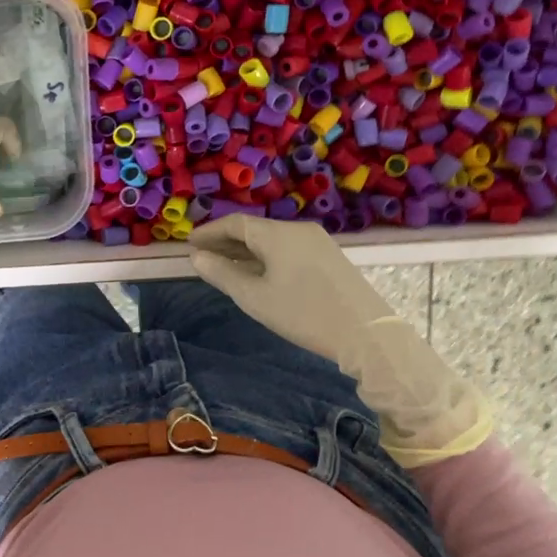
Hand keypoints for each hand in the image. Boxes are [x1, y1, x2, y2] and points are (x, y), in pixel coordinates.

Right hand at [187, 216, 493, 468]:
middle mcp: (298, 230)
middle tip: (202, 255)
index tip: (189, 243)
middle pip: (255, 229)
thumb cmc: (304, 314)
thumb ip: (223, 274)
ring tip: (225, 266)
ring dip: (246, 250)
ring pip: (272, 239)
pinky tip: (258, 273)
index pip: (235, 223)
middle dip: (226, 241)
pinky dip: (267, 256)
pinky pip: (289, 248)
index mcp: (278, 234)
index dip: (209, 232)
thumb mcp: (255, 298)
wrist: (367, 334)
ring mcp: (318, 242)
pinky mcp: (329, 257)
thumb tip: (197, 258)